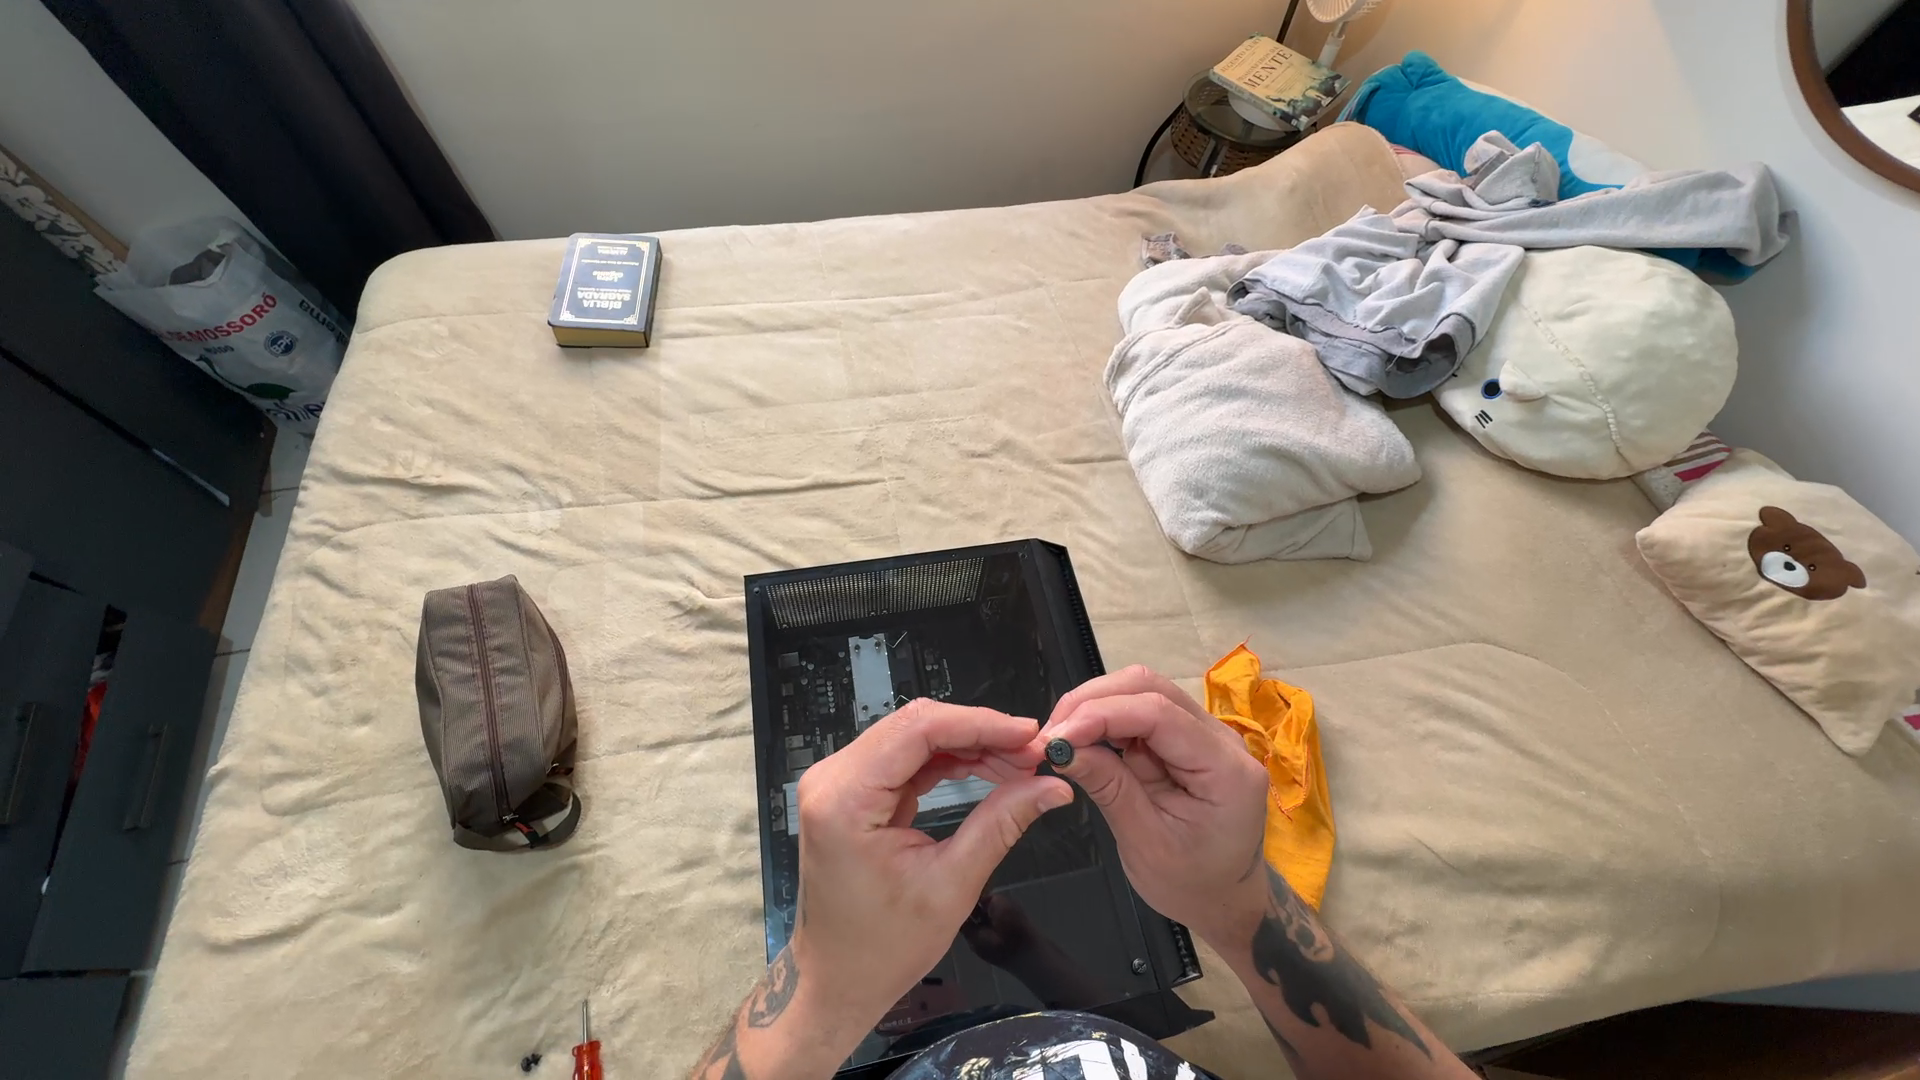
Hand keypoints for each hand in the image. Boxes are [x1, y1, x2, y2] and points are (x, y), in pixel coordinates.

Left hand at [790, 700, 1073, 1032]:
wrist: (836, 979)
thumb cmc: (879, 947)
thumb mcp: (950, 886)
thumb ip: (1001, 824)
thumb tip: (1049, 787)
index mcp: (845, 799)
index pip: (918, 729)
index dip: (979, 723)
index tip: (1025, 733)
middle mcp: (835, 779)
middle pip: (917, 725)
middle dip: (980, 733)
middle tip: (1031, 752)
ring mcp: (842, 781)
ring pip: (916, 736)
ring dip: (969, 744)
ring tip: (1018, 762)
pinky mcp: (855, 789)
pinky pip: (909, 757)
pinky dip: (950, 760)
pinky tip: (987, 768)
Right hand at [1038, 666, 1271, 946]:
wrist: (1224, 899)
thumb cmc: (1190, 883)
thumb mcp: (1145, 843)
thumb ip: (1108, 787)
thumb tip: (1061, 747)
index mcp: (1225, 769)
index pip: (1158, 713)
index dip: (1102, 714)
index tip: (1056, 736)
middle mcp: (1221, 737)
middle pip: (1150, 687)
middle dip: (1093, 701)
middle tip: (1052, 733)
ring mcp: (1204, 731)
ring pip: (1142, 689)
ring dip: (1095, 705)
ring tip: (1061, 735)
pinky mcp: (1184, 735)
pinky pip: (1141, 708)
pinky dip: (1106, 716)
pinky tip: (1082, 736)